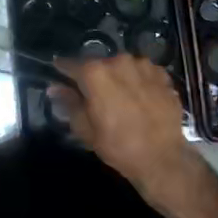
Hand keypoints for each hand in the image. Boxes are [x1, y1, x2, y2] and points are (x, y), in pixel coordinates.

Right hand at [51, 54, 201, 202]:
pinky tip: (140, 99)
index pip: (71, 65)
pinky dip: (138, 81)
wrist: (162, 157)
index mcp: (95, 72)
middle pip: (99, 64)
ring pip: (122, 67)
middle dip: (94, 77)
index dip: (63, 70)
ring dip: (118, 77)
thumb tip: (55, 88)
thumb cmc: (118, 145)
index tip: (58, 72)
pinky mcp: (162, 74)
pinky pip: (143, 72)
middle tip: (94, 96)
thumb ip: (69, 103)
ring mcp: (143, 65)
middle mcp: (119, 61)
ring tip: (121, 98)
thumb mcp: (85, 129)